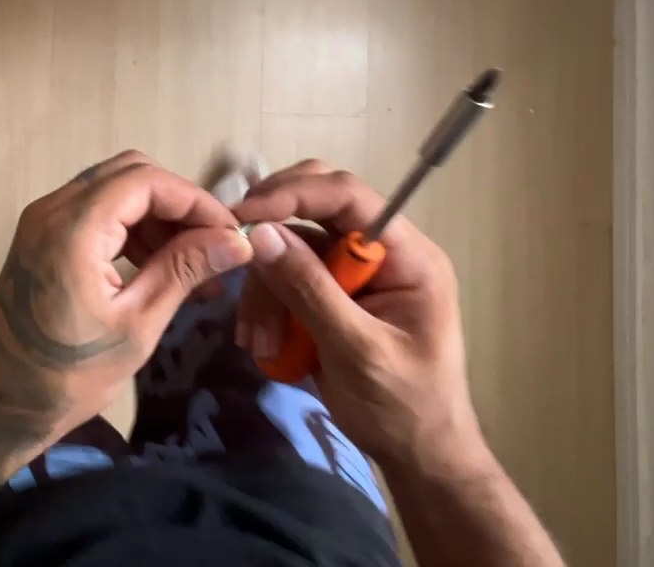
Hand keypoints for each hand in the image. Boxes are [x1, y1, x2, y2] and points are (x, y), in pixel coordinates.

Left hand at [0, 151, 252, 483]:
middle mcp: (53, 208)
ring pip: (113, 189)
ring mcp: (43, 218)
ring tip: (196, 264)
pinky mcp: (42, 233)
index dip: (195, 200)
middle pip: (129, 174)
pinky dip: (130, 226)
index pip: (145, 181)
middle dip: (177, 203)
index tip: (232, 232)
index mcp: (72, 228)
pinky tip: (159, 264)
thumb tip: (238, 240)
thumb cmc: (68, 376)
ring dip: (156, 216)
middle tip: (215, 243)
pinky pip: (95, 210)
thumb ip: (184, 270)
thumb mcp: (136, 325)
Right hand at [232, 161, 484, 473]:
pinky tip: (262, 341)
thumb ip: (310, 289)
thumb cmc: (403, 408)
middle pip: (315, 205)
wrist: (417, 458)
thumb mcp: (357, 351)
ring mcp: (351, 268)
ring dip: (265, 287)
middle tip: (236, 252)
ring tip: (259, 339)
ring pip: (290, 243)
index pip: (347, 195)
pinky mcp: (328, 290)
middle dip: (272, 230)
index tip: (244, 216)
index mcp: (407, 254)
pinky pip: (284, 274)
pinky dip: (265, 303)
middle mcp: (378, 248)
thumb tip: (260, 233)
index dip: (293, 195)